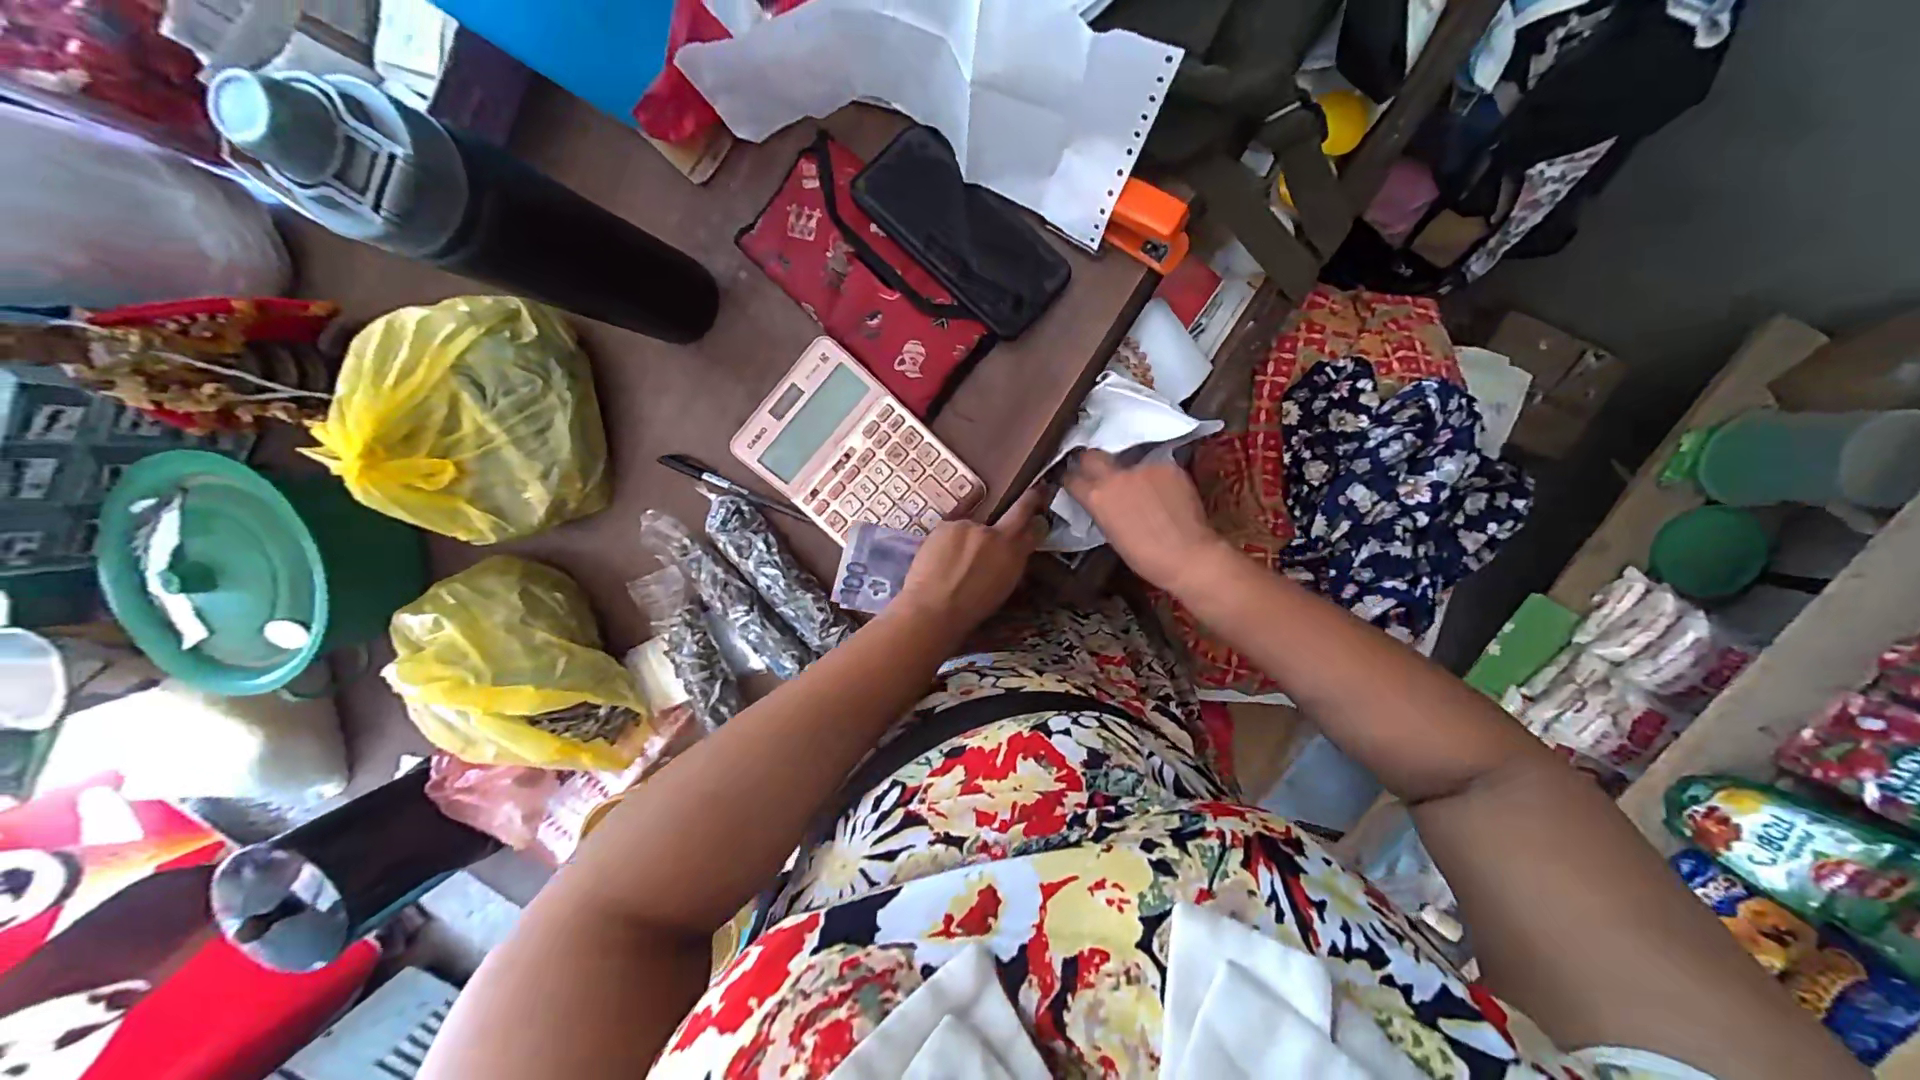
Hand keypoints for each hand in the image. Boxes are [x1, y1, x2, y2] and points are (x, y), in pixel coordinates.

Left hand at [890, 484, 1047, 634]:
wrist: (934, 609)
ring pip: (975, 525)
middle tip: (1033, 492)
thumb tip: (1011, 553)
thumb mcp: (1003, 588)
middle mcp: (997, 534)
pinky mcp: (947, 523)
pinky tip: (940, 558)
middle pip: (1019, 509)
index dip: (1038, 520)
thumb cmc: (970, 609)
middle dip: (1029, 499)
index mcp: (1015, 554)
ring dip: (969, 537)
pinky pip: (953, 529)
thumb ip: (1010, 564)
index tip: (1039, 513)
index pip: (1035, 528)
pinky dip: (948, 540)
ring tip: (953, 560)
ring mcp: (971, 526)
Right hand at [1061, 449, 1230, 593]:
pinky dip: (1157, 478)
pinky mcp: (1168, 466)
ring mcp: (1143, 467)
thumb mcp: (1111, 534)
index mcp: (1096, 497)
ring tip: (1144, 490)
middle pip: (1092, 455)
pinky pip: (1155, 468)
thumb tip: (1104, 502)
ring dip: (1131, 473)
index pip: (1072, 478)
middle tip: (1101, 475)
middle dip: (1092, 463)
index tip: (1076, 483)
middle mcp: (1115, 475)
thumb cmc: (1144, 557)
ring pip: (1129, 462)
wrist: (1187, 555)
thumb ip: (1103, 510)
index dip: (1073, 481)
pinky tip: (1166, 493)